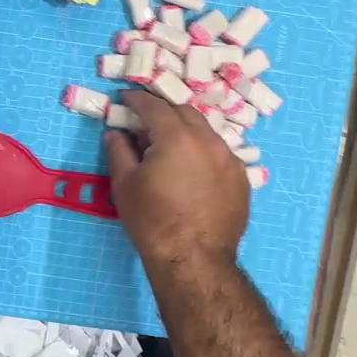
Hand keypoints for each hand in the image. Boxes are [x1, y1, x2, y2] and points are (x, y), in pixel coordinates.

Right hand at [105, 90, 247, 270]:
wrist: (193, 258)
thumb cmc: (151, 220)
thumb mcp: (125, 184)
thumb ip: (119, 151)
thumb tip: (115, 133)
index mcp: (177, 137)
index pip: (155, 106)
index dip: (137, 99)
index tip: (124, 98)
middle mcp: (208, 141)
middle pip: (185, 112)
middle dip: (163, 112)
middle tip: (144, 122)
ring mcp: (229, 159)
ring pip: (205, 132)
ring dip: (184, 131)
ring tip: (167, 147)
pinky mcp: (241, 179)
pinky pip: (218, 153)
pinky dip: (200, 151)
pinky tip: (189, 170)